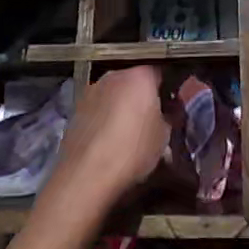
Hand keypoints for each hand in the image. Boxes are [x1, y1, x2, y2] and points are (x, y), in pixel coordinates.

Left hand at [42, 66, 169, 216]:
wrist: (86, 177)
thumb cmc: (133, 151)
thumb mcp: (165, 135)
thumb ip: (171, 115)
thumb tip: (171, 109)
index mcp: (140, 76)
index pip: (161, 71)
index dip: (169, 86)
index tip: (173, 104)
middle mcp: (114, 76)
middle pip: (135, 79)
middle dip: (144, 94)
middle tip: (153, 117)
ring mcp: (91, 91)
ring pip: (114, 92)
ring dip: (123, 104)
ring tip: (130, 130)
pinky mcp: (75, 109)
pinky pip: (99, 107)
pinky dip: (106, 116)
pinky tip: (109, 138)